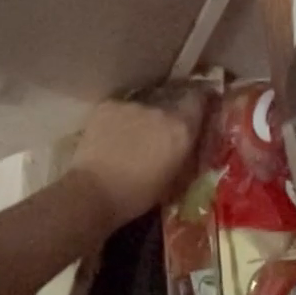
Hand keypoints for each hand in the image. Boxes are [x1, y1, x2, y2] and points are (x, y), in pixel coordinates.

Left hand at [67, 92, 201, 226]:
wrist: (94, 192)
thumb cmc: (138, 195)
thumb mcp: (174, 179)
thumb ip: (185, 154)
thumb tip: (189, 143)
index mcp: (181, 128)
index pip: (199, 99)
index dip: (201, 100)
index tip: (200, 105)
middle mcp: (160, 109)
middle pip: (170, 102)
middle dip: (168, 114)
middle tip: (160, 133)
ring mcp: (132, 104)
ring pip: (144, 106)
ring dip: (143, 118)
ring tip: (132, 138)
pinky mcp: (108, 105)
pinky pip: (120, 108)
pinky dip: (119, 119)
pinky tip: (111, 137)